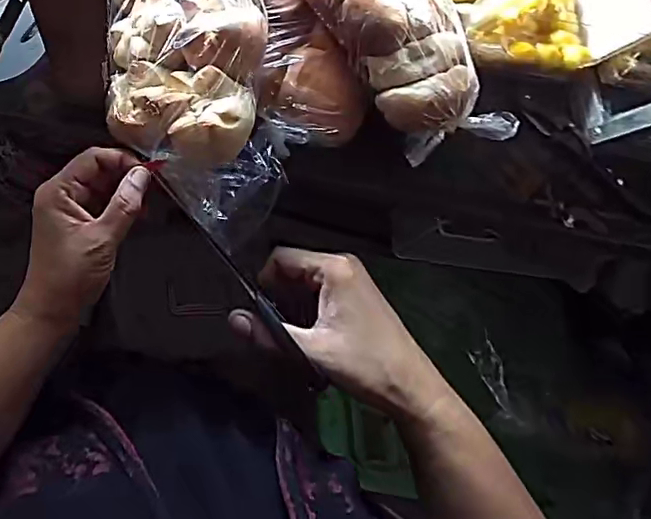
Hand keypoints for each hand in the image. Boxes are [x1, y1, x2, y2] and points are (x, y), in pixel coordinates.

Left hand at [11, 148, 149, 331]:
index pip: (92, 158)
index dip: (121, 159)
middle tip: (155, 185)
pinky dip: (118, 206)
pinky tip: (139, 212)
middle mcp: (60, 193)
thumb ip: (124, 205)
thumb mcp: (102, 239)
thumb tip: (143, 175)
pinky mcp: (76, 223)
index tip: (148, 170)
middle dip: (125, 175)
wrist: (50, 313)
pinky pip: (100, 204)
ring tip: (151, 200)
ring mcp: (67, 208)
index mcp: (57, 190)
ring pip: (101, 187)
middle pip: (97, 170)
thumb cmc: (69, 277)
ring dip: (124, 191)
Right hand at [230, 248, 449, 418]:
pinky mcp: (357, 295)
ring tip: (297, 336)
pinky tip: (314, 336)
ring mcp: (353, 279)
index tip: (260, 311)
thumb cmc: (368, 366)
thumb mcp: (313, 351)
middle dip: (280, 296)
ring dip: (294, 306)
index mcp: (334, 267)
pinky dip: (309, 310)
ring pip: (304, 282)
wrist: (416, 393)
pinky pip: (320, 291)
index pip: (280, 257)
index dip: (264, 282)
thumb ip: (270, 333)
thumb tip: (234, 319)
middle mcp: (343, 265)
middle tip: (278, 327)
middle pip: (292, 268)